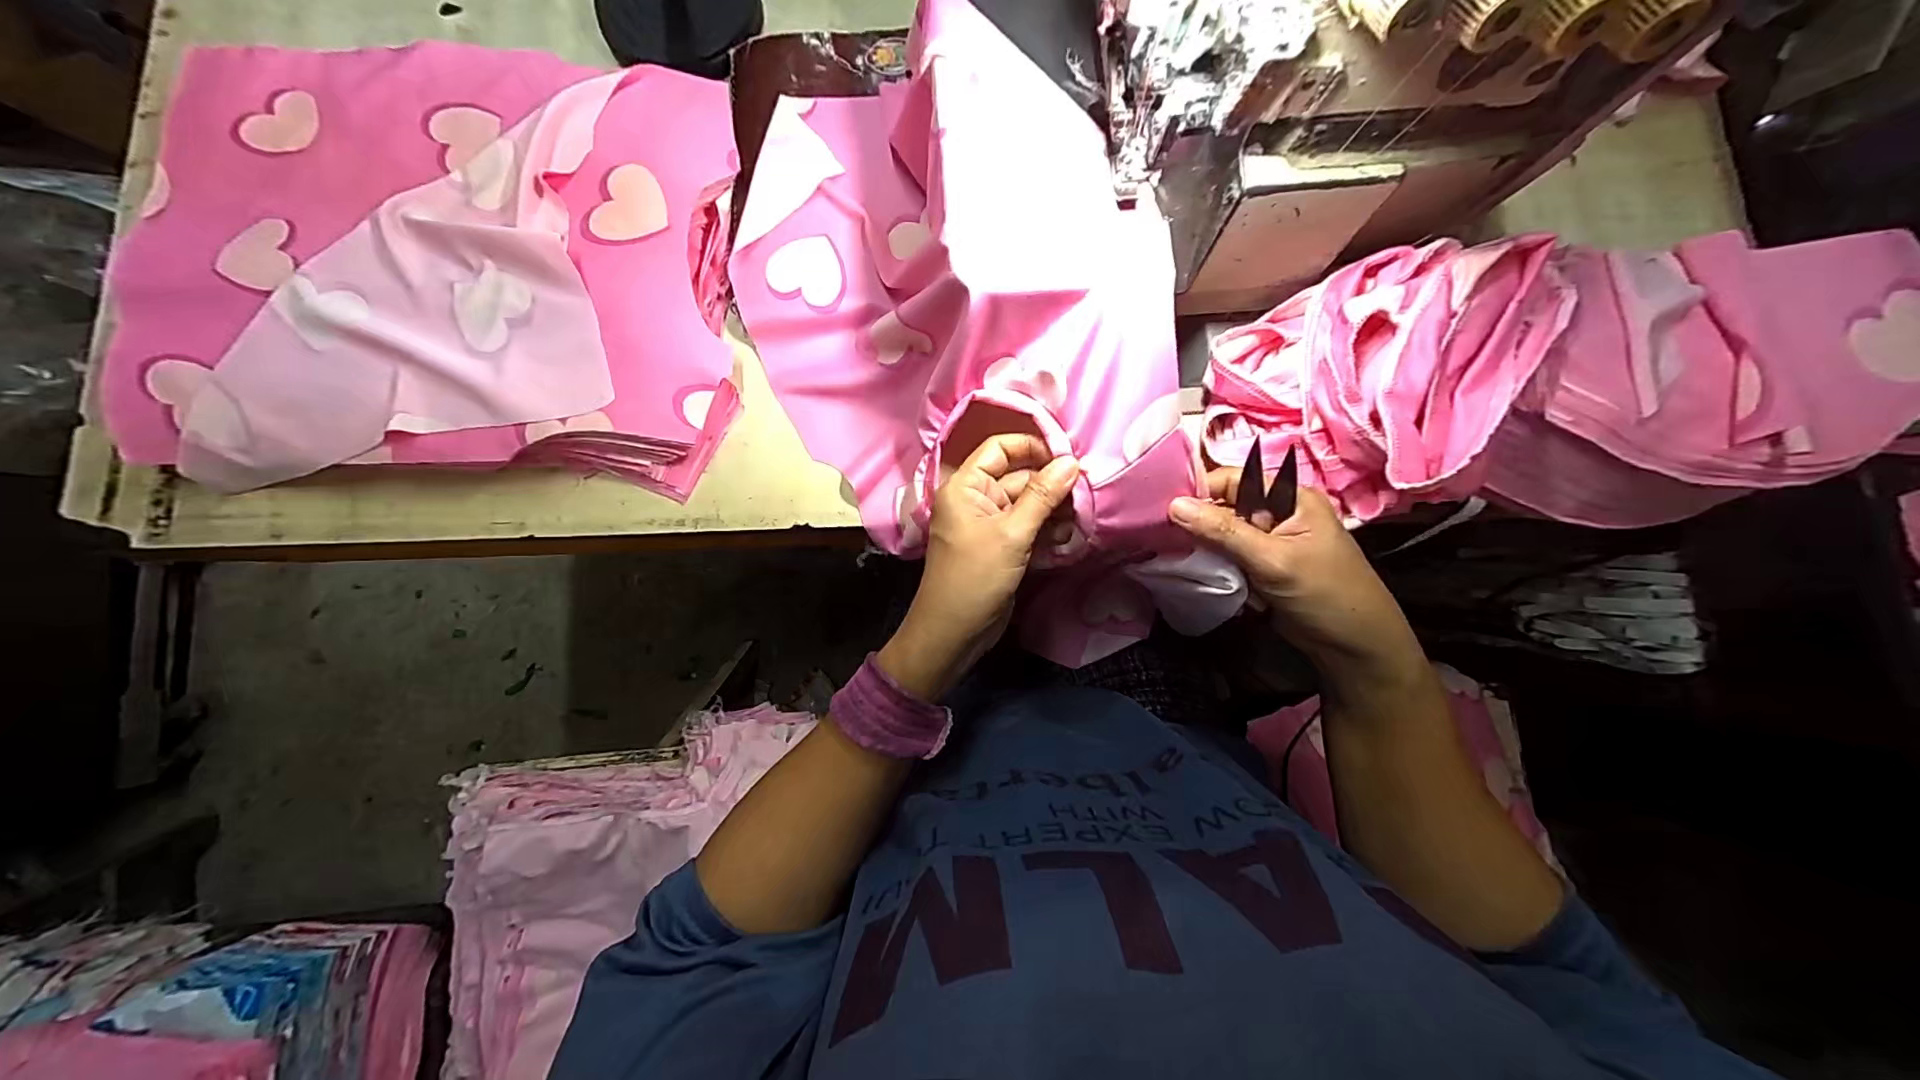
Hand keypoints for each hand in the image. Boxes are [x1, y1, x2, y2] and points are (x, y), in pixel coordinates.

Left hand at [876, 434, 1079, 700]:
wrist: (954, 633)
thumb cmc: (975, 578)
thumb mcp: (1012, 534)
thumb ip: (1043, 496)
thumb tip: (1071, 461)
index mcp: (965, 486)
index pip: (1000, 448)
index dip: (1032, 446)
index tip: (1068, 456)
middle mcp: (977, 499)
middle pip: (1020, 475)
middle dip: (1052, 483)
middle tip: (1087, 493)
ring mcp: (991, 523)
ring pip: (1029, 503)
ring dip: (1056, 509)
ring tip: (1082, 517)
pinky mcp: (1004, 546)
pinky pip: (1030, 526)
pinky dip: (1049, 529)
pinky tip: (1072, 535)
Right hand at [1168, 467, 1422, 679]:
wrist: (1355, 647)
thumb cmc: (1324, 594)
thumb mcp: (1272, 560)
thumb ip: (1222, 532)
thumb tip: (1174, 505)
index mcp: (1290, 497)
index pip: (1233, 479)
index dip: (1198, 490)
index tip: (1162, 508)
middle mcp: (1278, 512)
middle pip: (1224, 505)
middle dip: (1195, 519)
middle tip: (1161, 534)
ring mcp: (1269, 541)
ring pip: (1222, 532)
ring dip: (1201, 544)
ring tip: (1172, 552)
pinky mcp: (1262, 566)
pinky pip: (1228, 555)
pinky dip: (1212, 562)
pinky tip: (1193, 568)